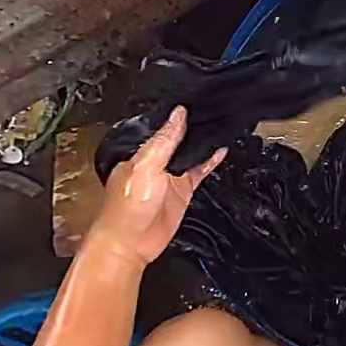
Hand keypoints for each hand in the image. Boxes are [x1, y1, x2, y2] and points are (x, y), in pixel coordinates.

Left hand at [86, 106, 224, 269]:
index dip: (176, 116)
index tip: (193, 101)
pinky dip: (210, 161)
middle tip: (210, 110)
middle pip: (178, 139)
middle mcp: (155, 163)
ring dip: (202, 142)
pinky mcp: (181, 191)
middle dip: (191, 127)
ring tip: (218, 124)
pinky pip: (199, 171)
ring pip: (190, 154)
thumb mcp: (146, 166)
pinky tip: (220, 151)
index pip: (162, 128)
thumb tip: (178, 114)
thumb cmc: (126, 208)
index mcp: (141, 153)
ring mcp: (169, 177)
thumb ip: (165, 140)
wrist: (130, 244)